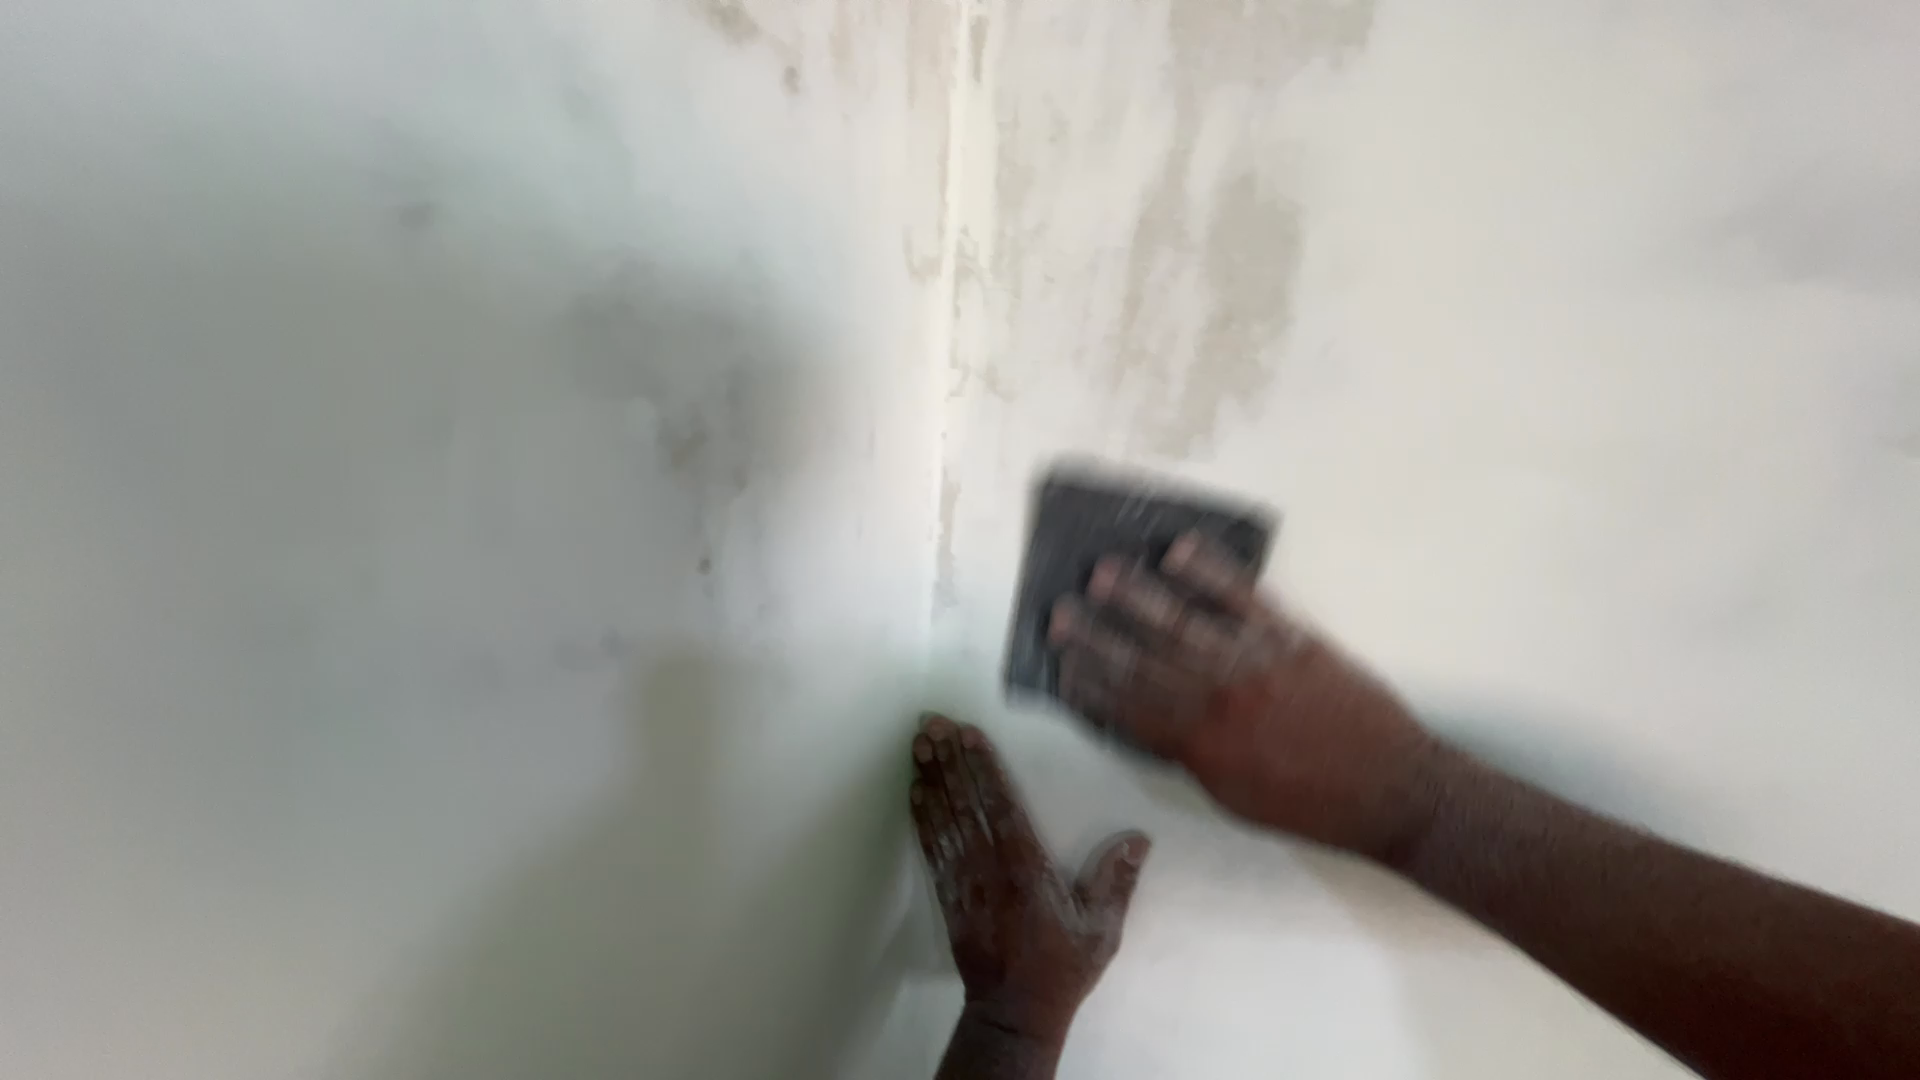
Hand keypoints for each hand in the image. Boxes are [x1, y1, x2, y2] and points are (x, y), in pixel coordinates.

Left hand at [910, 715, 1149, 1041]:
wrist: (1013, 1014)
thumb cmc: (1061, 967)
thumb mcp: (1101, 930)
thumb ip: (1117, 881)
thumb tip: (1139, 839)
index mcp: (1027, 868)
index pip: (1001, 804)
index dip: (984, 766)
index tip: (968, 733)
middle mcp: (990, 867)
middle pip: (967, 802)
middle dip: (948, 759)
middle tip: (931, 721)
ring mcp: (964, 879)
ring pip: (945, 818)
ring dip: (931, 778)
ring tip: (918, 743)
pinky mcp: (948, 893)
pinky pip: (932, 848)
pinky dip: (921, 817)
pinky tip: (913, 791)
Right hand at [1047, 533, 1439, 860]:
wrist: (1394, 790)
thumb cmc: (1309, 803)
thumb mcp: (1233, 795)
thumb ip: (1185, 754)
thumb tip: (1141, 720)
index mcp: (1202, 746)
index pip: (1129, 710)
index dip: (1090, 687)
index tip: (1060, 666)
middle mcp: (1219, 701)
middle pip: (1144, 663)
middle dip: (1097, 638)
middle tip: (1060, 613)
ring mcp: (1254, 663)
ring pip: (1183, 624)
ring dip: (1139, 598)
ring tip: (1103, 572)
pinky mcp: (1290, 637)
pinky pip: (1243, 599)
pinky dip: (1211, 572)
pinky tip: (1180, 552)